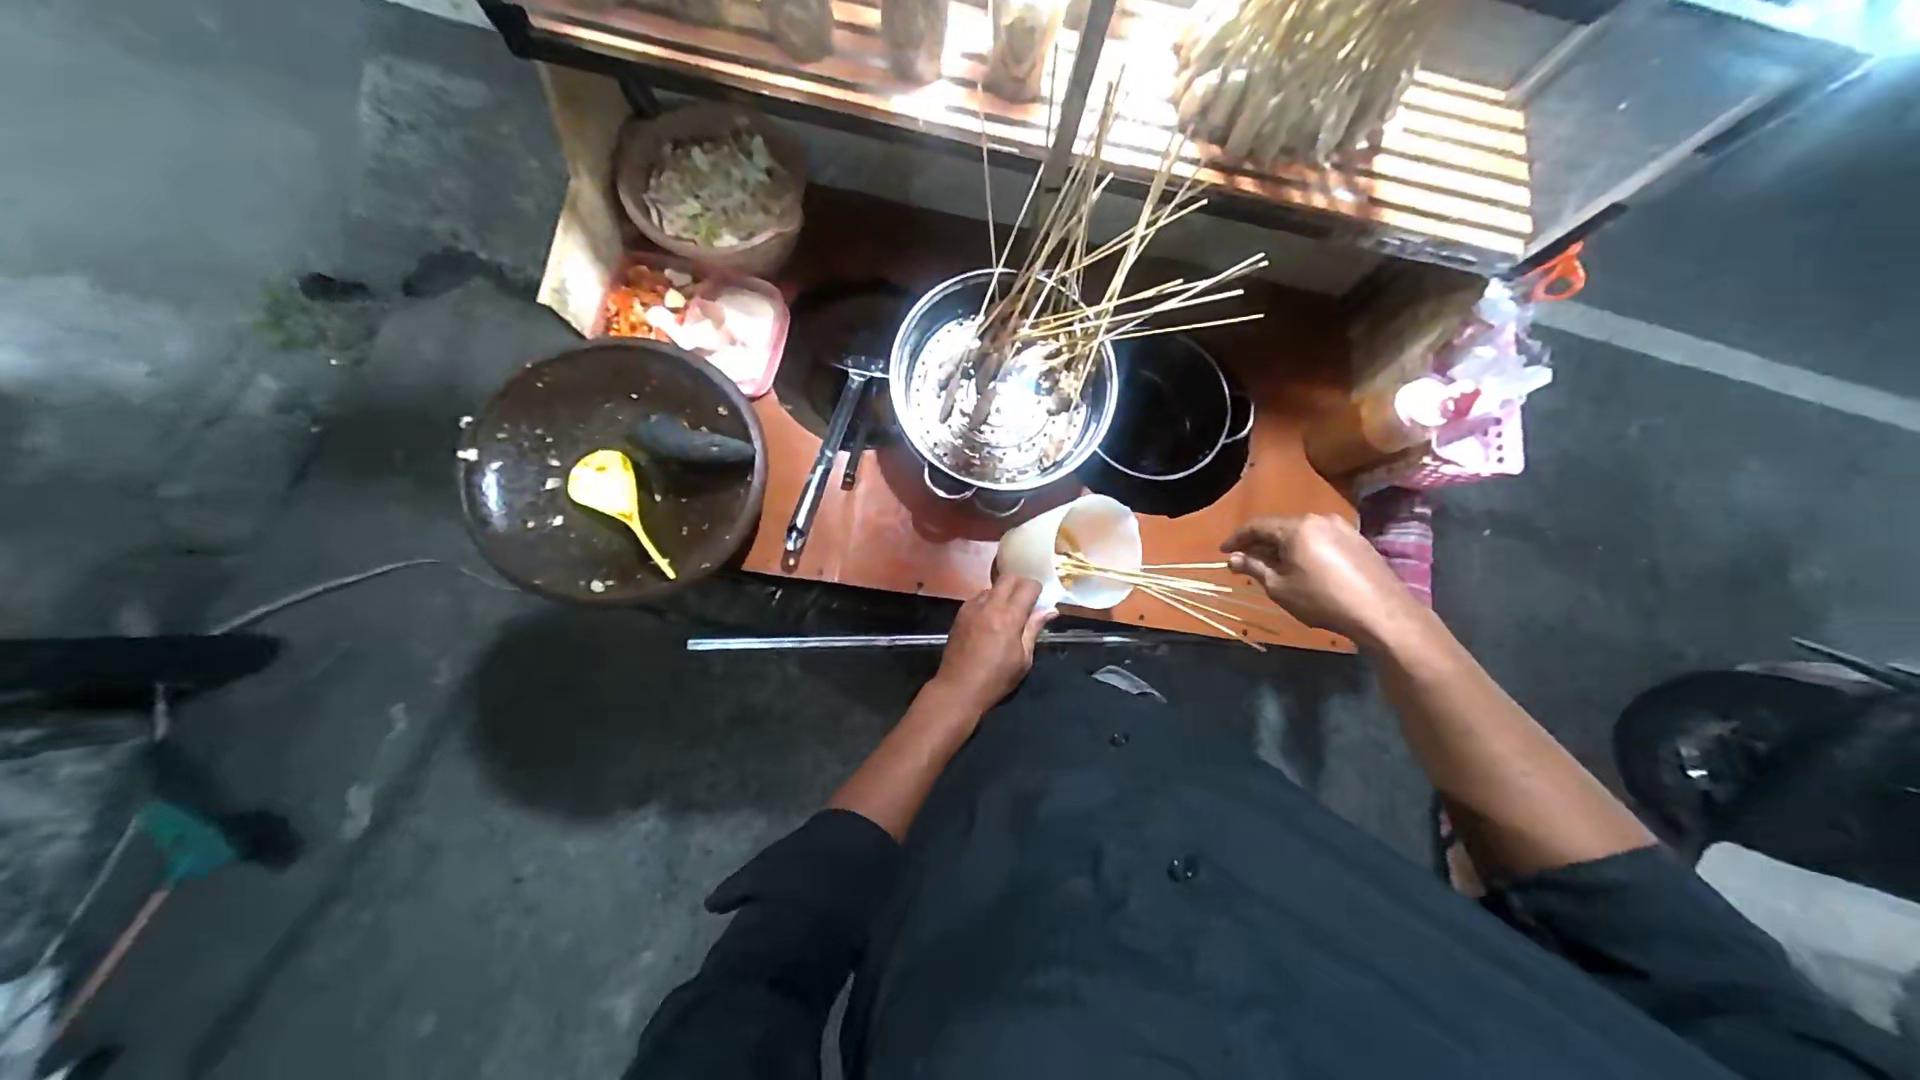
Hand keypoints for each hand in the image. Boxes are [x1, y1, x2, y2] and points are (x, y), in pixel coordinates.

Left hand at [930, 575, 1053, 714]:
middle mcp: (989, 605)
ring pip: (992, 587)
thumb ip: (1034, 629)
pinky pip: (978, 598)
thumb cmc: (996, 678)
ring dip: (1003, 593)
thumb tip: (1051, 610)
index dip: (1037, 590)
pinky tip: (990, 619)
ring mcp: (971, 607)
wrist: (959, 687)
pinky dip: (988, 602)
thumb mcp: (1024, 658)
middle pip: (1008, 578)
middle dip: (1021, 584)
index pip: (1027, 586)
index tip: (1040, 601)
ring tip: (1007, 612)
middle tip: (1027, 600)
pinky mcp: (960, 614)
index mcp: (1009, 616)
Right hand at [1221, 514, 1419, 645]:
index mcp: (1297, 527)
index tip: (1224, 551)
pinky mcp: (1359, 541)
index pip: (1257, 526)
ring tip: (1273, 566)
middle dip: (1261, 543)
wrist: (1382, 612)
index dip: (1237, 538)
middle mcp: (1320, 519)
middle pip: (1281, 527)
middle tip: (1246, 560)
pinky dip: (1305, 550)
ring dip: (1283, 547)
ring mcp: (1343, 529)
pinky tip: (1303, 568)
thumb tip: (1234, 558)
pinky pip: (1321, 540)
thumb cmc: (1322, 599)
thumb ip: (1254, 568)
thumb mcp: (1280, 587)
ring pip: (1302, 533)